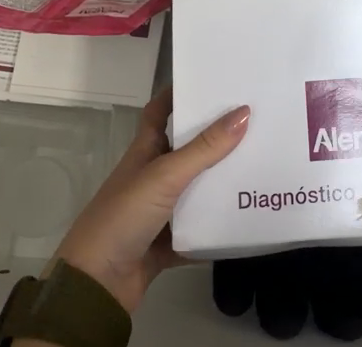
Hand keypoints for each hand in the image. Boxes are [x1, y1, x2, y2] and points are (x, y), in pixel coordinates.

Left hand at [51, 88, 249, 312]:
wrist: (96, 284)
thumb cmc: (123, 216)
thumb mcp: (165, 176)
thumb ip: (204, 149)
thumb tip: (245, 112)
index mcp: (145, 152)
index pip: (160, 112)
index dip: (179, 94)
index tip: (212, 79)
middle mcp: (153, 176)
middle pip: (188, 149)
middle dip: (217, 137)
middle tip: (257, 121)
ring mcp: (161, 211)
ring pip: (198, 189)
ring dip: (223, 182)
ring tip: (265, 164)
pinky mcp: (170, 243)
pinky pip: (202, 229)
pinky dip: (221, 226)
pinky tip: (251, 217)